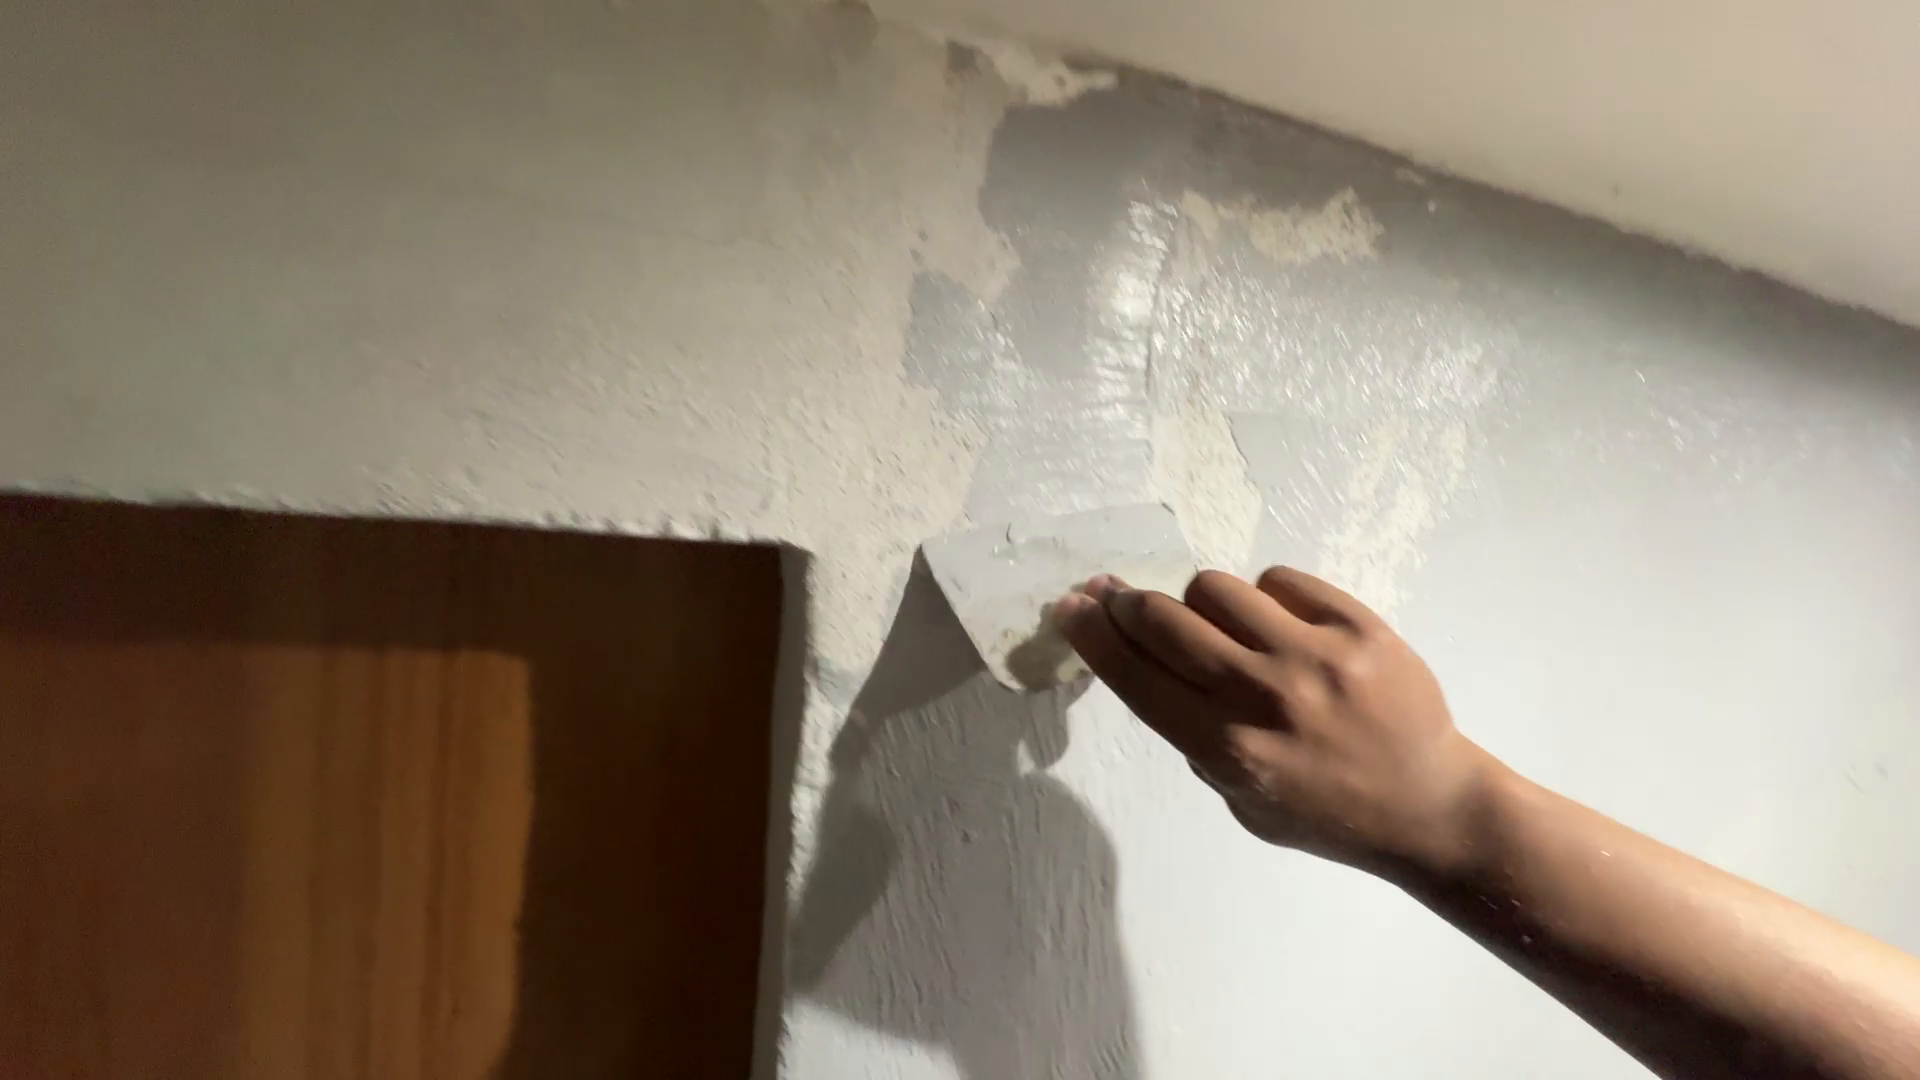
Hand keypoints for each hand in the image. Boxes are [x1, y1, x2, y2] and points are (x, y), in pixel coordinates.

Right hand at [1053, 567, 1497, 880]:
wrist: (1431, 807)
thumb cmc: (1321, 811)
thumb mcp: (1235, 796)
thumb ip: (1189, 732)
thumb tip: (1150, 654)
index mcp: (1226, 748)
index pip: (1134, 676)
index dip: (1091, 636)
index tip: (1071, 606)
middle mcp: (1261, 696)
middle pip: (1163, 620)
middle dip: (1128, 603)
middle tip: (1118, 595)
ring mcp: (1314, 656)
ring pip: (1214, 587)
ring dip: (1201, 603)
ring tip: (1220, 624)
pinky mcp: (1358, 626)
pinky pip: (1277, 579)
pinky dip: (1265, 597)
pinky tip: (1280, 624)